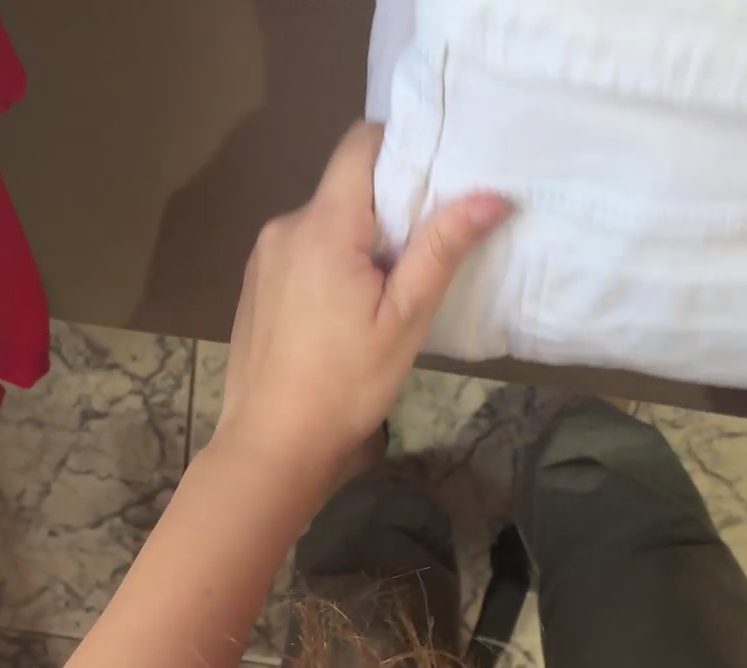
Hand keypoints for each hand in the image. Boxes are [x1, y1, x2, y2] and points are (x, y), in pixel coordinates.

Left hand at [214, 122, 511, 486]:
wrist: (272, 444)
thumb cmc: (344, 386)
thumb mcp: (403, 322)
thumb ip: (440, 251)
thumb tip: (491, 194)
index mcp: (323, 225)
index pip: (361, 144)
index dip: (403, 148)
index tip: (436, 182)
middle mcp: (284, 226)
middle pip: (344, 188)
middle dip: (385, 210)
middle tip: (419, 257)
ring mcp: (263, 258)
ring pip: (322, 224)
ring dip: (355, 244)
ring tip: (381, 296)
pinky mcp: (254, 288)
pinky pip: (299, 254)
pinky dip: (327, 266)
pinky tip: (339, 317)